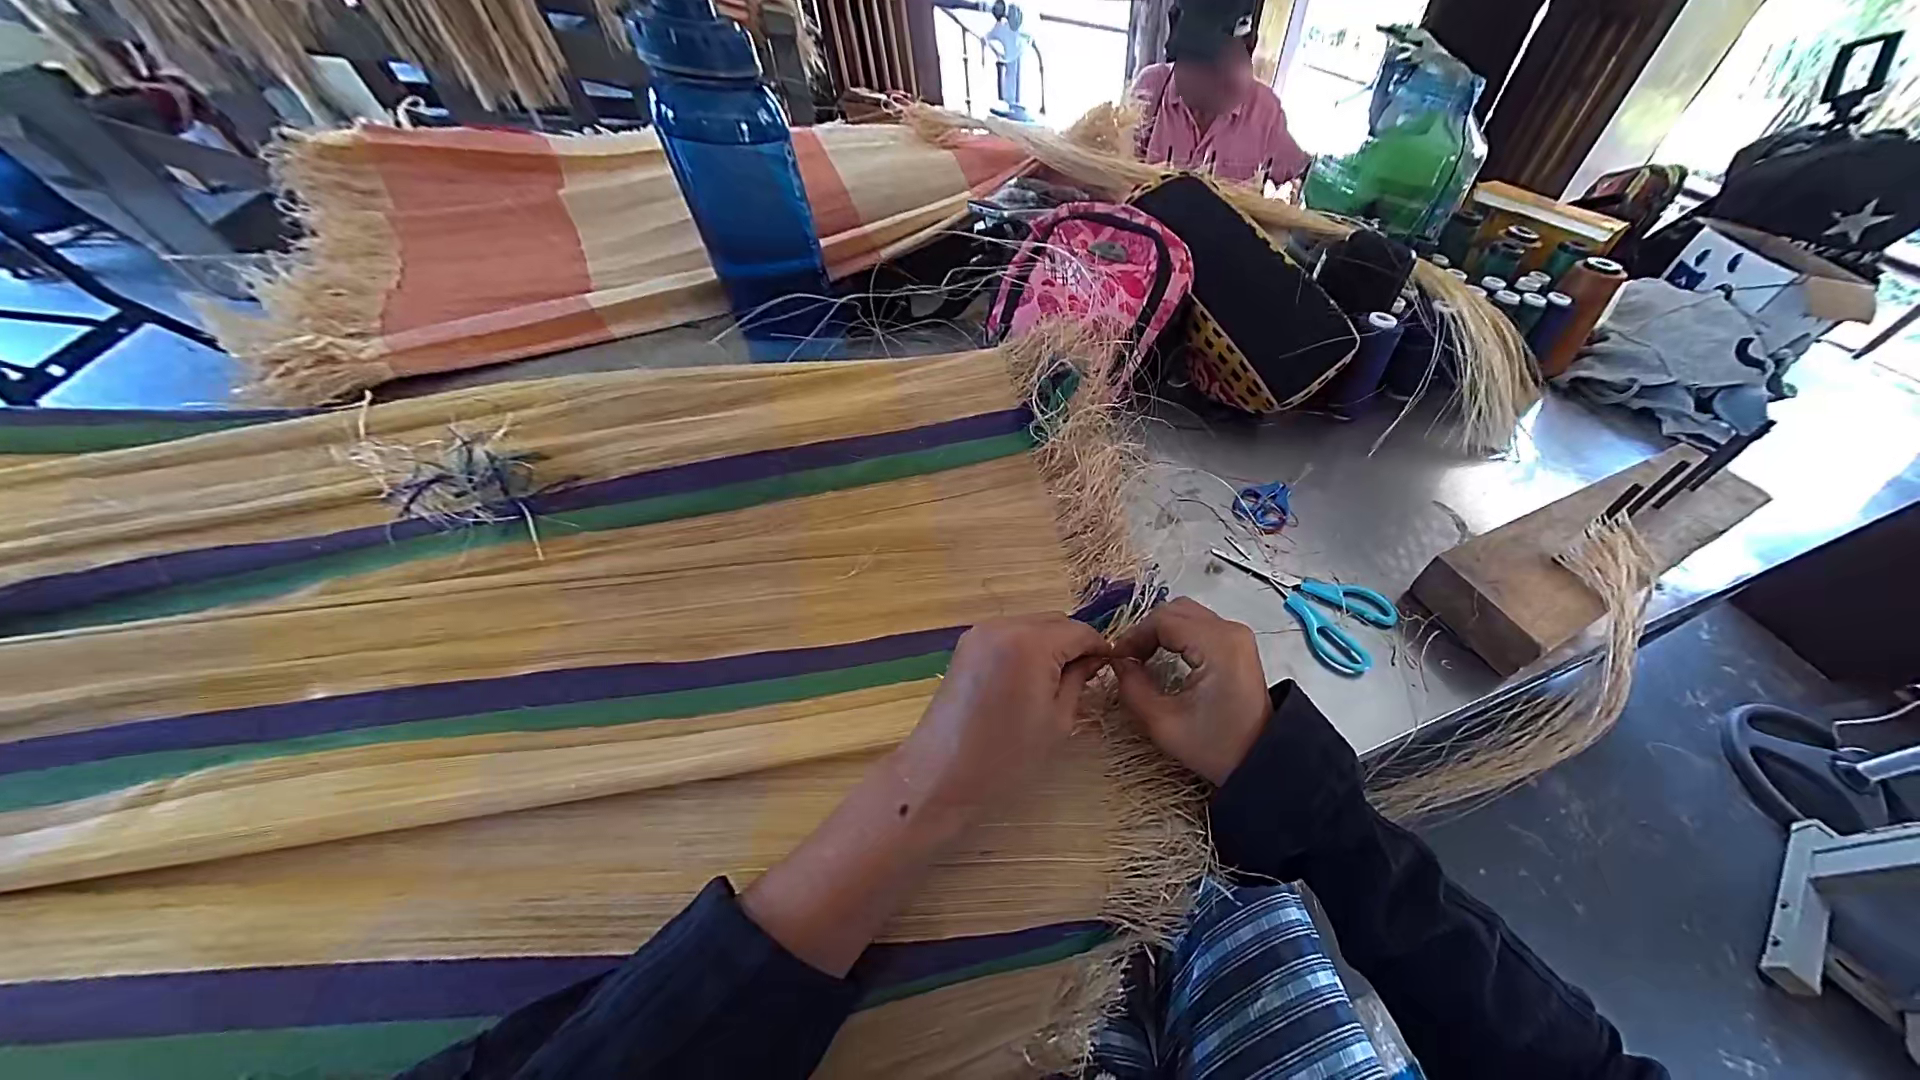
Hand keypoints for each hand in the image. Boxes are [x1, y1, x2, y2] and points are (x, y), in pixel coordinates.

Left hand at [890, 613, 1110, 824]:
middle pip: (1054, 621)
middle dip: (1073, 642)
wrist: (942, 772)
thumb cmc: (1007, 755)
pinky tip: (1028, 677)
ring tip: (1055, 680)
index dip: (1099, 648)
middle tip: (1085, 676)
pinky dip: (1025, 646)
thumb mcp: (1057, 720)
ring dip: (1049, 642)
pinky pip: (1008, 633)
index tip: (1111, 668)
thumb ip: (1079, 679)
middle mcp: (1003, 625)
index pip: (1079, 631)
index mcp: (1030, 642)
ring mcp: (980, 632)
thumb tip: (1093, 659)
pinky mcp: (966, 644)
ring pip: (1031, 624)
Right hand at [1112, 597, 1271, 784]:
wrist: (1262, 760)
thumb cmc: (1214, 746)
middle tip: (1128, 657)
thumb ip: (1132, 687)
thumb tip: (1118, 662)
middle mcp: (1230, 631)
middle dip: (1145, 630)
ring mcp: (1237, 635)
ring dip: (1159, 630)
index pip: (1163, 621)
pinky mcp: (1237, 643)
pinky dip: (1175, 634)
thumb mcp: (1162, 723)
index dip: (1133, 636)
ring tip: (1143, 656)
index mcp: (1217, 646)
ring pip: (1185, 613)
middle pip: (1174, 610)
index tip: (1117, 659)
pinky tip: (1163, 655)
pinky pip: (1198, 624)